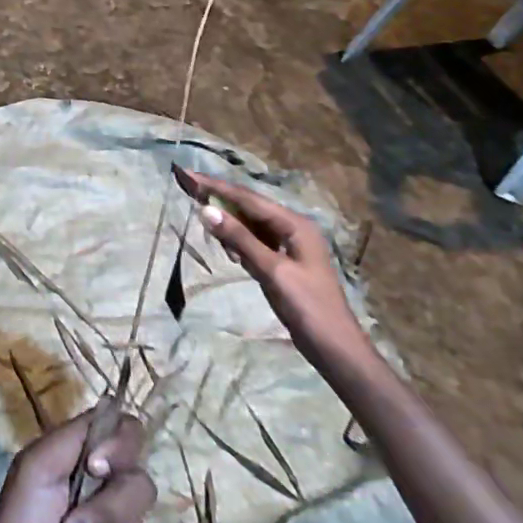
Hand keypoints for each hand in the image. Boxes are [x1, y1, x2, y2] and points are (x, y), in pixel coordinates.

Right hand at [172, 165, 367, 364]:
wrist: (334, 346)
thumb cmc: (307, 306)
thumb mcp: (272, 271)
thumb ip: (240, 239)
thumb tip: (206, 209)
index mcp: (295, 225)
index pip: (249, 199)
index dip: (218, 187)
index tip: (189, 176)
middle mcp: (293, 228)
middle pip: (250, 207)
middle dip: (220, 198)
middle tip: (189, 188)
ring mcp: (289, 246)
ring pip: (251, 224)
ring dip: (228, 220)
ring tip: (202, 216)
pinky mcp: (283, 262)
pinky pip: (255, 241)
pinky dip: (238, 240)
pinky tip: (226, 246)